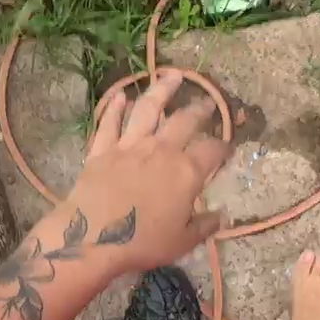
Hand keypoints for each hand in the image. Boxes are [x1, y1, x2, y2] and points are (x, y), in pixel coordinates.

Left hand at [61, 70, 230, 274]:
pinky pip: (110, 123)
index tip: (227, 148)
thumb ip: (203, 226)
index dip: (223, 148)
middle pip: (184, 121)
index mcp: (186, 172)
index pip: (212, 151)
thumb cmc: (142, 242)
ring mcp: (129, 146)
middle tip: (207, 102)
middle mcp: (161, 150)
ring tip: (172, 76)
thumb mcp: (182, 242)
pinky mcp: (102, 149)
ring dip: (162, 90)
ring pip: (148, 109)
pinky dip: (116, 107)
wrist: (93, 237)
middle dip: (199, 110)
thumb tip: (220, 217)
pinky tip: (122, 96)